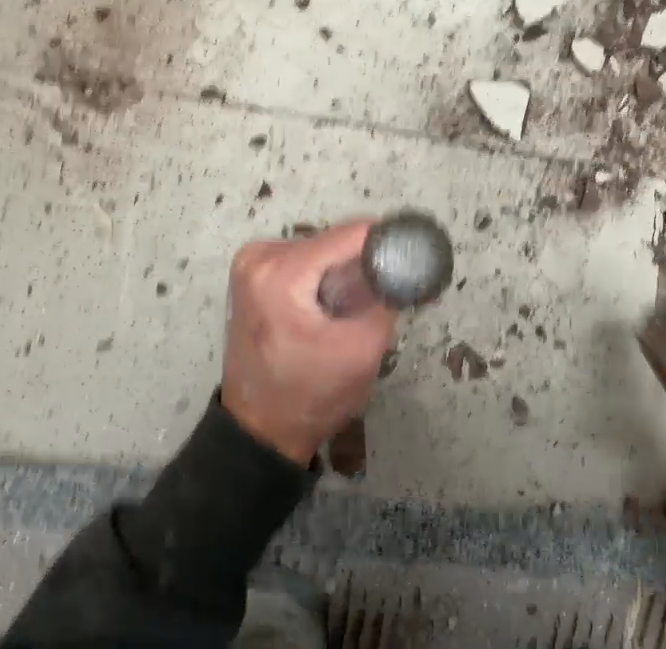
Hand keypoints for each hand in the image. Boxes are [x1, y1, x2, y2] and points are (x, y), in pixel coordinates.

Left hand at [220, 222, 396, 466]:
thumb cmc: (311, 395)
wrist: (261, 430)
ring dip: (344, 272)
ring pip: (322, 249)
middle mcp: (260, 257)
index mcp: (281, 272)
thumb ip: (387, 297)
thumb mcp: (364, 349)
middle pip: (334, 241)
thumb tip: (404, 264)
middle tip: (385, 294)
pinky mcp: (253, 275)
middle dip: (364, 264)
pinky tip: (333, 306)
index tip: (414, 256)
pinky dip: (325, 277)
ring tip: (357, 307)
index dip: (387, 243)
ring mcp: (252, 264)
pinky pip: (305, 261)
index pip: (350, 234)